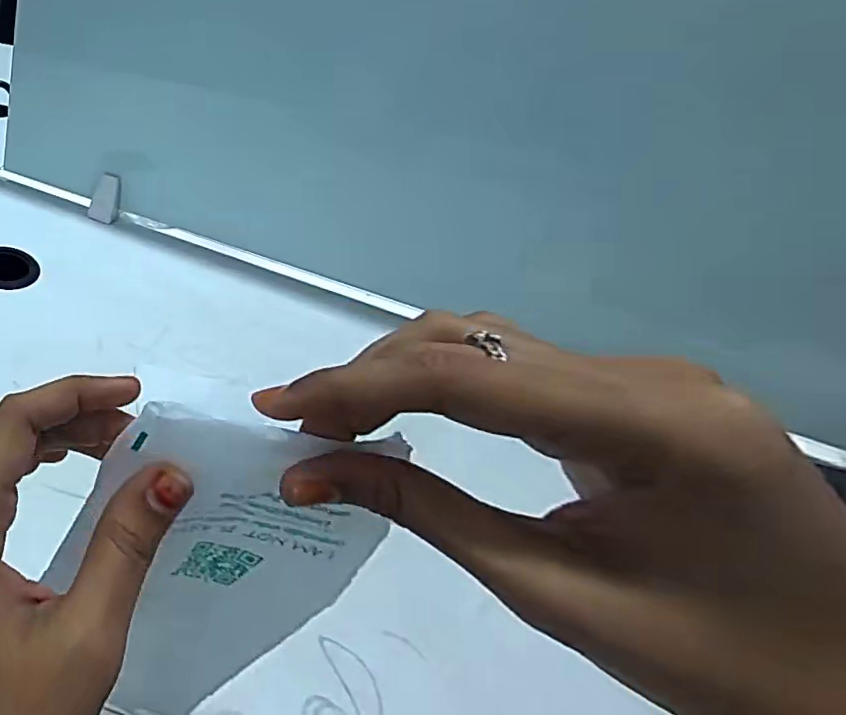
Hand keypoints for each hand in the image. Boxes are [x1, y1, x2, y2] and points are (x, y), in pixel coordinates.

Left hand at [0, 375, 193, 714]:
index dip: (73, 394)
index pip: (16, 422)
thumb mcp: (84, 632)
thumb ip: (124, 546)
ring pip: (10, 452)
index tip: (131, 391)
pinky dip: (48, 463)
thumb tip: (169, 474)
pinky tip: (83, 464)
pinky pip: (7, 482)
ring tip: (125, 440)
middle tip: (142, 423)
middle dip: (76, 414)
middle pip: (12, 430)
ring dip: (65, 436)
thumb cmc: (19, 710)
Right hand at [254, 311, 845, 714]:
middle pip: (463, 343)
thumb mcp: (557, 595)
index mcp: (655, 426)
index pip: (462, 379)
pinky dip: (435, 380)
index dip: (353, 386)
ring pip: (477, 341)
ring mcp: (644, 378)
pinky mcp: (631, 392)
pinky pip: (507, 365)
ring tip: (336, 415)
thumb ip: (420, 512)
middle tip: (299, 421)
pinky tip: (402, 406)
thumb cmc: (731, 666)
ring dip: (393, 370)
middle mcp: (649, 377)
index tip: (277, 409)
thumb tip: (303, 476)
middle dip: (365, 377)